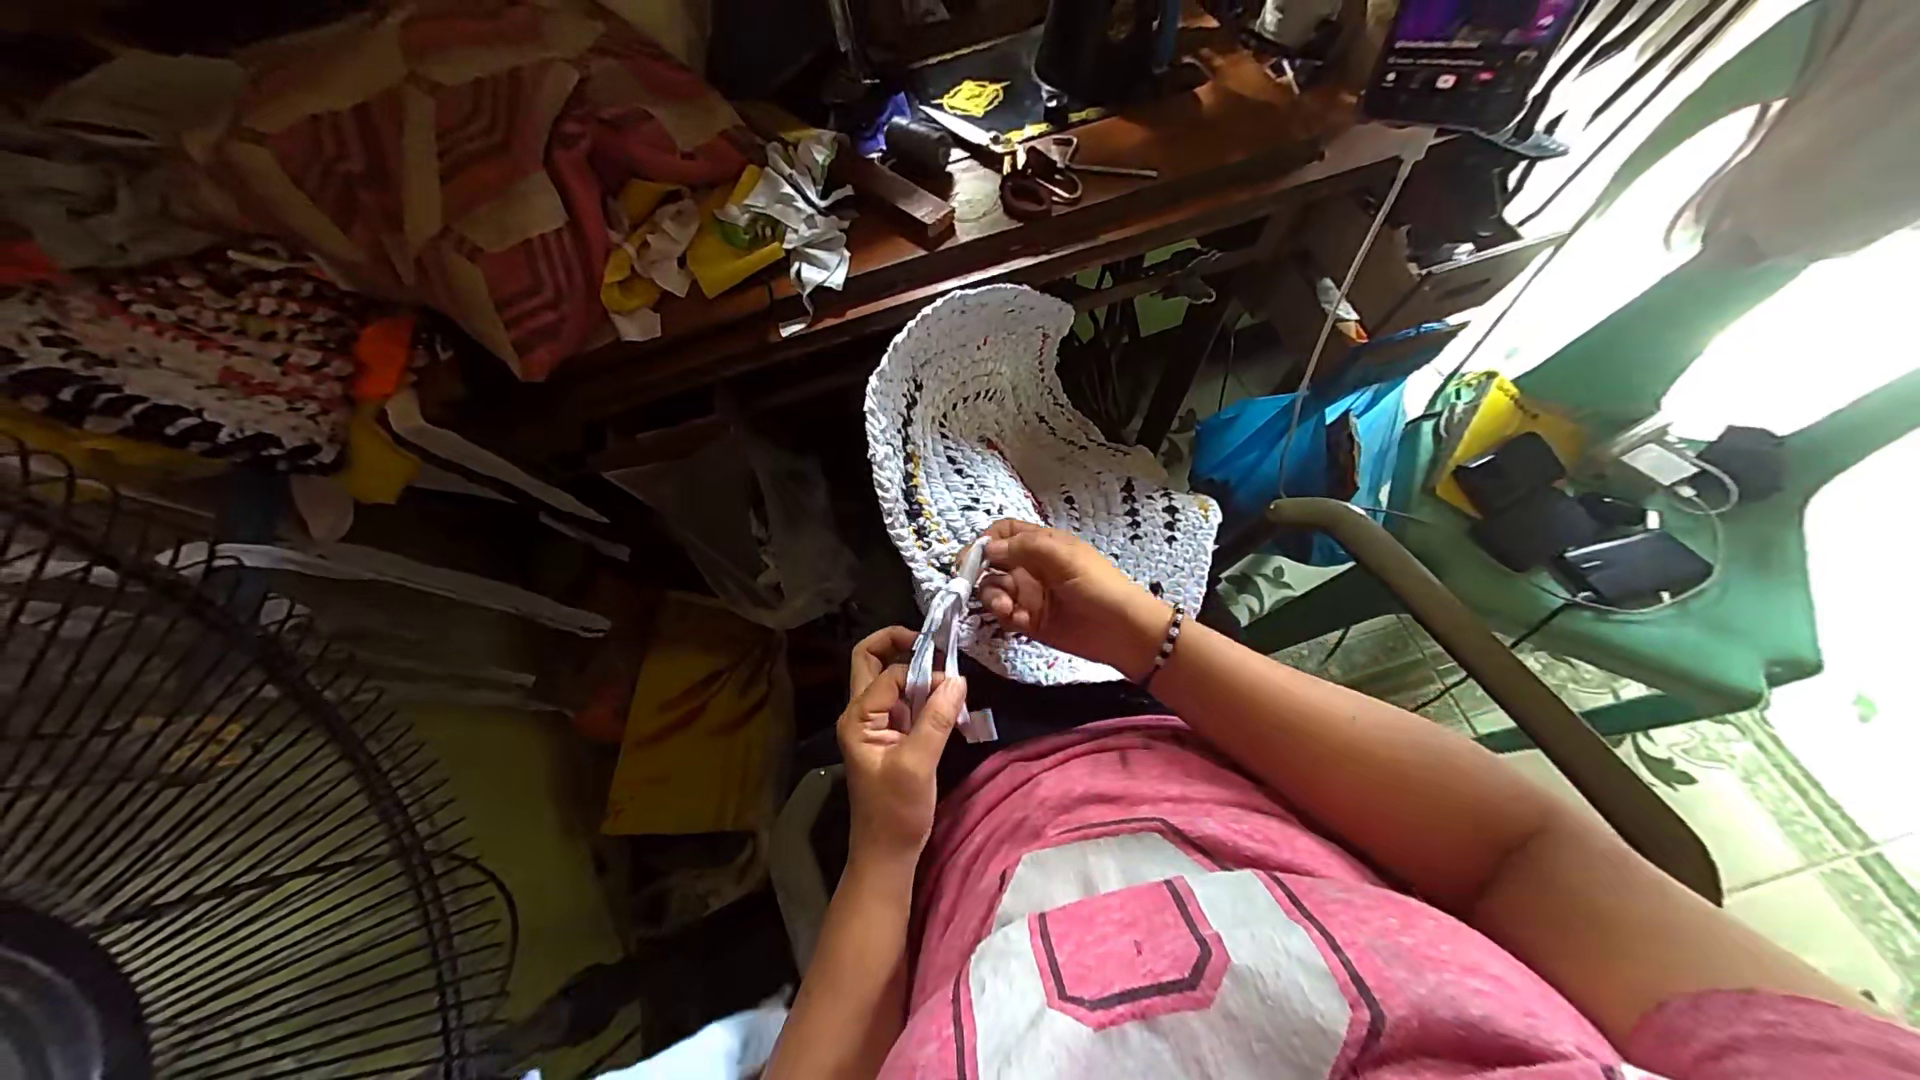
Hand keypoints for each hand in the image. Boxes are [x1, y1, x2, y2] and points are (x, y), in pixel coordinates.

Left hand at [838, 633, 967, 863]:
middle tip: (934, 647)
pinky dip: (925, 694)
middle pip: (871, 659)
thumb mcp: (918, 764)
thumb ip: (936, 719)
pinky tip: (946, 704)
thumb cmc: (895, 812)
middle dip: (900, 644)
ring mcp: (876, 722)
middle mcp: (861, 713)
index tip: (950, 685)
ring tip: (947, 679)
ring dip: (917, 672)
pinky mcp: (893, 733)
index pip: (889, 674)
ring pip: (890, 677)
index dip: (920, 673)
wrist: (887, 852)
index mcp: (857, 718)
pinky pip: (906, 700)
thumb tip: (958, 678)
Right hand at [979, 519, 1171, 678]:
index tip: (972, 554)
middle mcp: (1030, 567)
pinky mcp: (1029, 621)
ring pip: (993, 589)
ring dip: (991, 595)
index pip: (1004, 532)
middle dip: (977, 570)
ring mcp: (1028, 594)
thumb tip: (987, 549)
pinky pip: (1004, 614)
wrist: (1122, 630)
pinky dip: (1003, 615)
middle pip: (991, 562)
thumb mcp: (1062, 555)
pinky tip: (1016, 619)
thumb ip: (1022, 547)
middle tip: (966, 580)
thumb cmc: (1097, 584)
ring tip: (1005, 607)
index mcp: (1041, 544)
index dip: (986, 540)